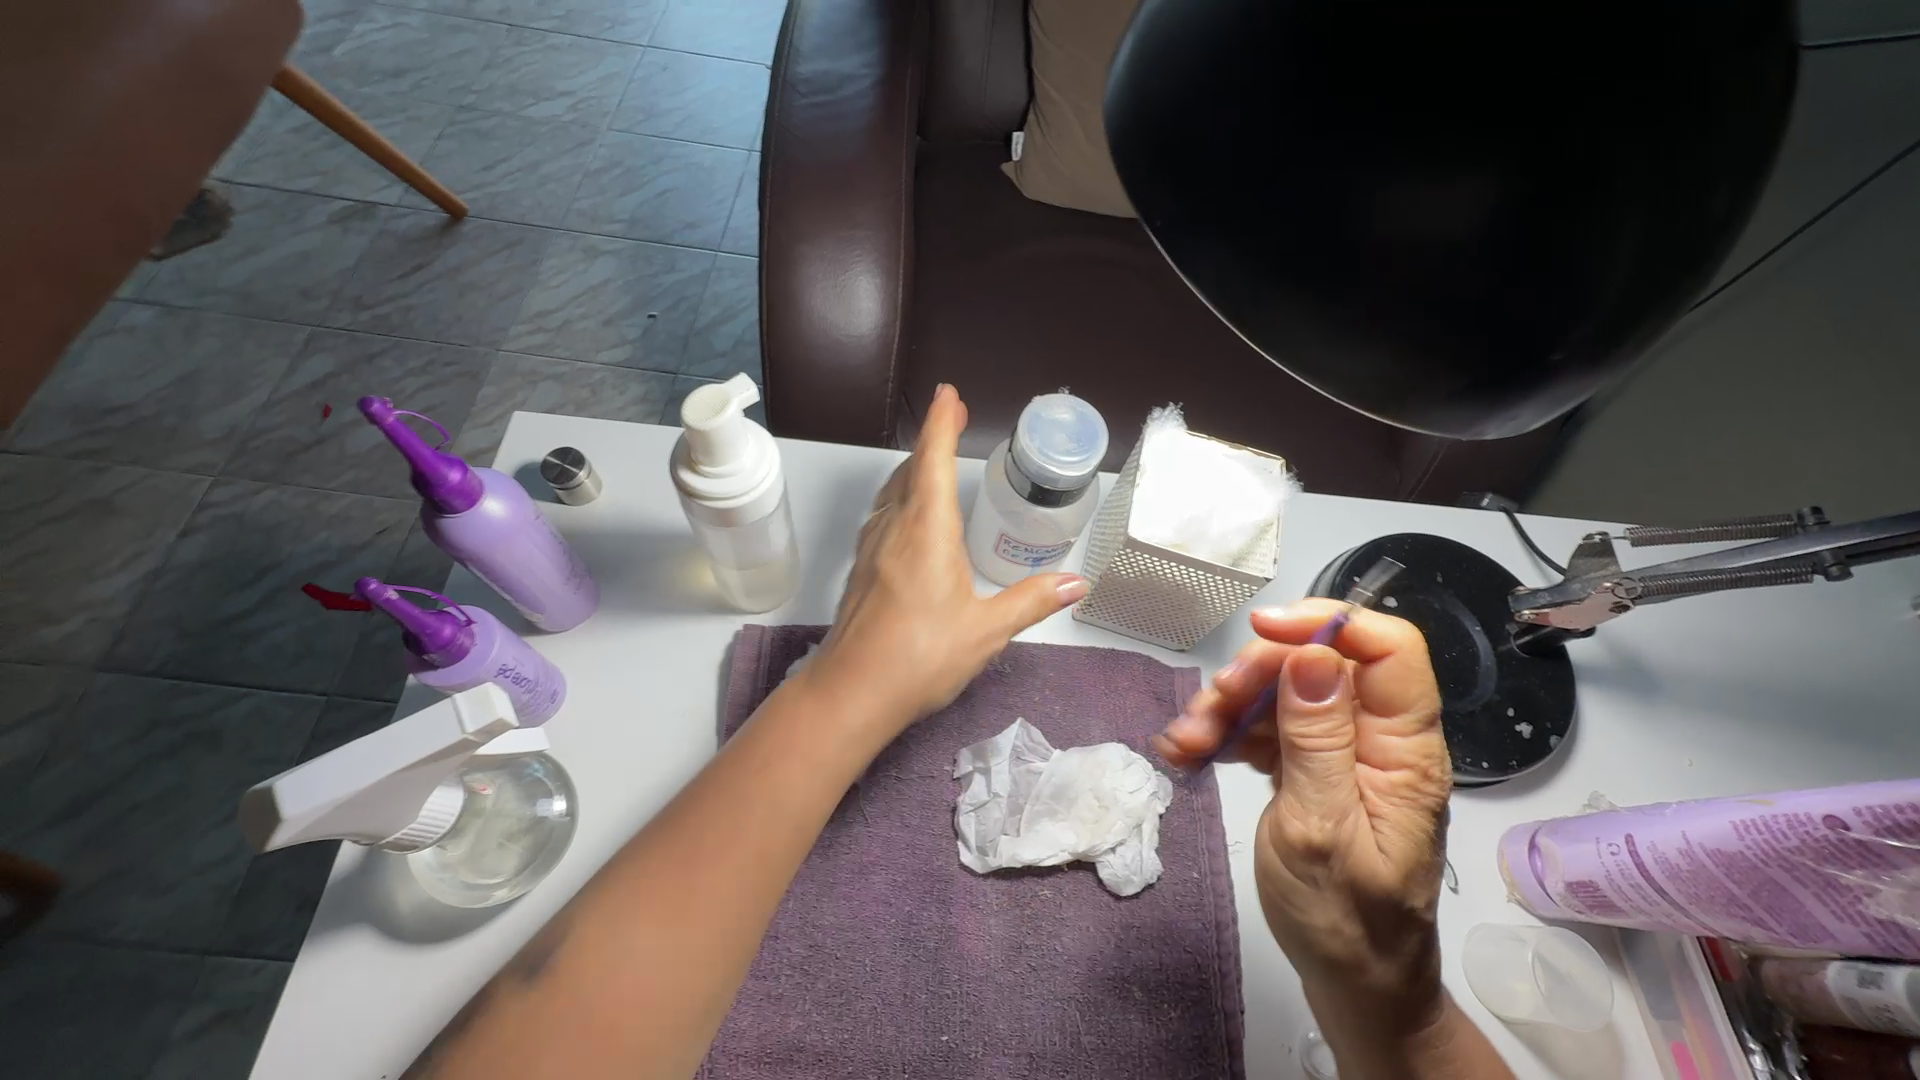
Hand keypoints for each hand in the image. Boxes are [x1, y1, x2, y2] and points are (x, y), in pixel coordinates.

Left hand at [807, 385, 1089, 725]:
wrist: (853, 692)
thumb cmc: (918, 658)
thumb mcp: (987, 630)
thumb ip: (1032, 601)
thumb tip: (1075, 582)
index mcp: (926, 530)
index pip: (934, 461)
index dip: (941, 423)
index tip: (948, 395)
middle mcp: (894, 529)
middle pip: (911, 469)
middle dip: (932, 439)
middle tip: (950, 418)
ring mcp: (871, 549)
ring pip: (892, 492)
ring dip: (913, 468)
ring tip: (931, 461)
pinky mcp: (861, 570)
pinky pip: (882, 516)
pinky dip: (899, 497)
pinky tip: (908, 516)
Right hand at [1155, 602, 1451, 1040]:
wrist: (1349, 978)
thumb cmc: (1343, 916)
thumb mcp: (1320, 829)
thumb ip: (1317, 740)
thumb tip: (1311, 655)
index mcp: (1403, 748)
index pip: (1387, 650)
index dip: (1327, 623)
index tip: (1261, 631)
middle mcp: (1376, 737)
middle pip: (1316, 665)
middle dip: (1253, 676)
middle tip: (1206, 709)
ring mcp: (1340, 751)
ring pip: (1280, 692)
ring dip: (1225, 709)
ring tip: (1184, 744)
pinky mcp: (1308, 766)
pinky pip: (1264, 727)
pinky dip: (1223, 734)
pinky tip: (1188, 753)